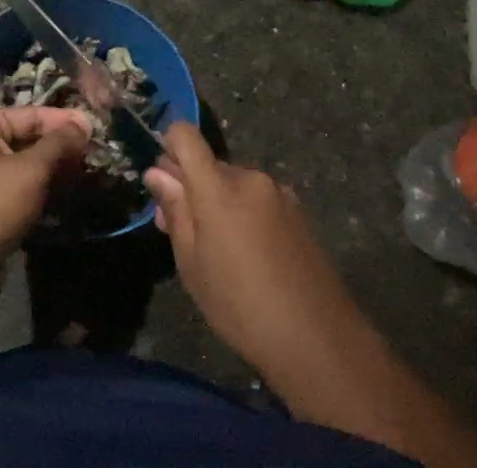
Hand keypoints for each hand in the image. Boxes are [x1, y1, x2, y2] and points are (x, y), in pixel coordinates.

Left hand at [0, 107, 92, 264]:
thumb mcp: (32, 169)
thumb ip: (59, 143)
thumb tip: (82, 122)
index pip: (30, 115)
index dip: (64, 121)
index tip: (96, 127)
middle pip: (26, 139)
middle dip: (60, 148)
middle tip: (96, 155)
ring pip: (24, 166)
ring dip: (53, 171)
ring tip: (87, 176)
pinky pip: (17, 188)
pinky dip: (39, 190)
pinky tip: (66, 196)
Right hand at [143, 123, 348, 383]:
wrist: (319, 340)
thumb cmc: (240, 306)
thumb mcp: (192, 264)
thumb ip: (175, 211)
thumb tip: (157, 173)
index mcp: (219, 188)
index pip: (185, 135)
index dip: (168, 146)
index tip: (161, 179)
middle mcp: (251, 179)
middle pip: (209, 164)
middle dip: (190, 186)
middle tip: (179, 230)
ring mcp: (279, 194)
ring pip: (233, 183)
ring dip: (218, 201)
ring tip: (217, 250)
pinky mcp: (299, 212)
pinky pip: (257, 199)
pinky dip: (243, 213)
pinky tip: (248, 255)